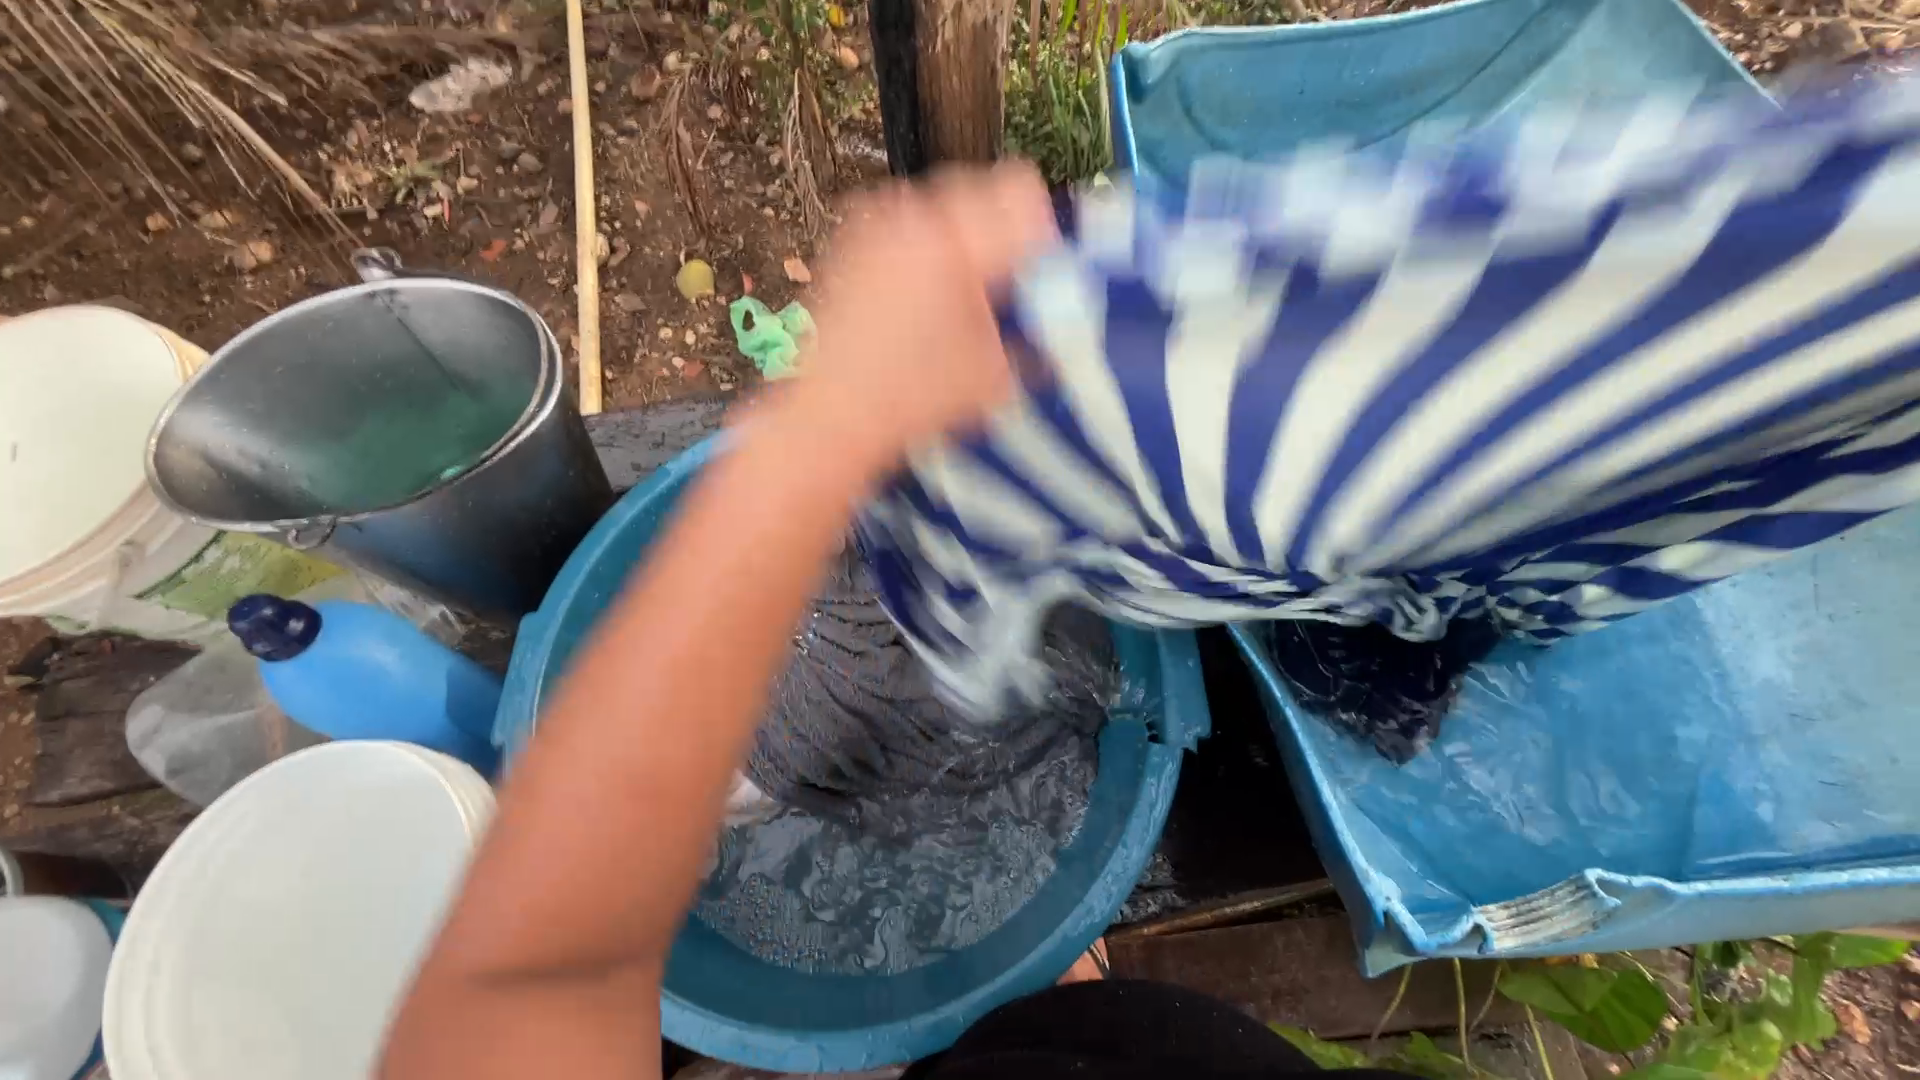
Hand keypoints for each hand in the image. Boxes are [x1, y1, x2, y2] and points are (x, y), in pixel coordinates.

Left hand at [772, 162, 1057, 467]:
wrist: (832, 416)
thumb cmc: (913, 400)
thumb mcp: (995, 373)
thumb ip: (1035, 332)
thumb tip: (1059, 315)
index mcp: (957, 240)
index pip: (1023, 191)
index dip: (1041, 230)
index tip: (1041, 270)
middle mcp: (914, 216)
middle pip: (982, 190)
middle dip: (1000, 232)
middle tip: (1003, 286)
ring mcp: (876, 225)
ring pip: (941, 206)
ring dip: (960, 238)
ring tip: (959, 295)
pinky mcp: (851, 243)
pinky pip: (904, 225)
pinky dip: (922, 248)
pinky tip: (923, 299)